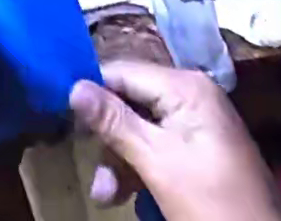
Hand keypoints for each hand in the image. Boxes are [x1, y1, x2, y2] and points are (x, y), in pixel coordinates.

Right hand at [69, 62, 280, 220]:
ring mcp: (199, 123)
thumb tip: (72, 85)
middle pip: (130, 102)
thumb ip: (113, 122)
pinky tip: (130, 197)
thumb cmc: (216, 211)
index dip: (92, 93)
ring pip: (141, 128)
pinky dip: (142, 169)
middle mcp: (192, 94)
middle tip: (97, 183)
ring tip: (106, 198)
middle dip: (109, 140)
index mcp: (185, 87)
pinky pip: (159, 146)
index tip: (65, 119)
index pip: (122, 73)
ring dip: (121, 162)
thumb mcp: (158, 165)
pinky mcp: (202, 151)